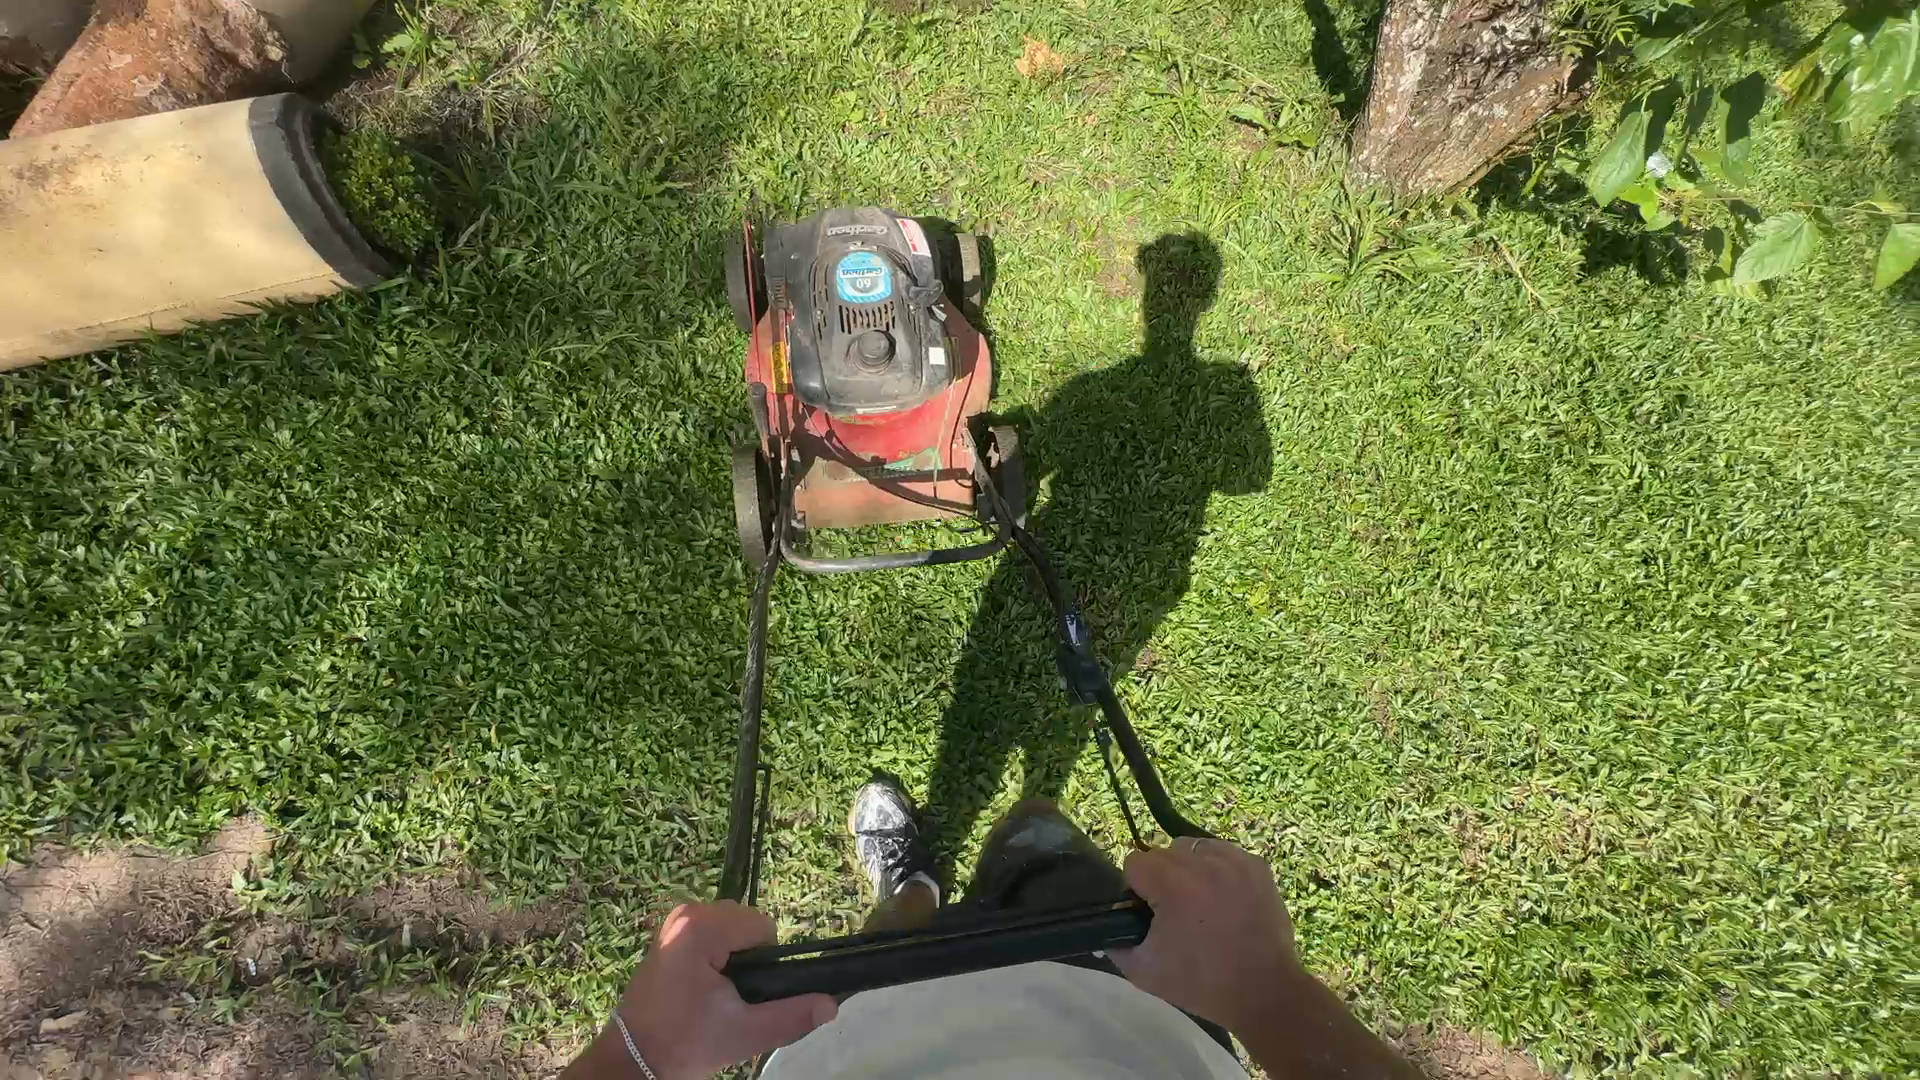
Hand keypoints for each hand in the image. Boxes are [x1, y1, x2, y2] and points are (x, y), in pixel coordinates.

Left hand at [586, 901, 836, 1079]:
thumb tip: (831, 1005)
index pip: (762, 928)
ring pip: (731, 927)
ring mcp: (675, 919)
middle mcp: (688, 911)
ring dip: (733, 956)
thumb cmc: (683, 1046)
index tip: (741, 997)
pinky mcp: (669, 931)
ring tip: (713, 996)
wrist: (627, 1066)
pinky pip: (712, 931)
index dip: (763, 964)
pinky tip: (700, 987)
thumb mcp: (742, 1035)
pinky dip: (716, 953)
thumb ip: (790, 1016)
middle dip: (747, 960)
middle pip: (746, 924)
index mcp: (702, 927)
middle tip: (726, 1000)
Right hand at [1110, 837, 1303, 1030]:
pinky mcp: (1255, 865)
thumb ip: (1114, 945)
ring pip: (1192, 847)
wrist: (1266, 995)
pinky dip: (1217, 868)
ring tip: (1201, 902)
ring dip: (1189, 868)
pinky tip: (1224, 897)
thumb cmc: (1202, 983)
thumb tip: (1104, 928)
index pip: (1134, 862)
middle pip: (1162, 853)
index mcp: (1170, 882)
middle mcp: (1200, 861)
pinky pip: (1222, 852)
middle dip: (1162, 878)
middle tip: (1176, 913)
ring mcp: (1232, 860)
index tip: (1150, 913)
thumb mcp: (1145, 972)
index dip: (1137, 889)